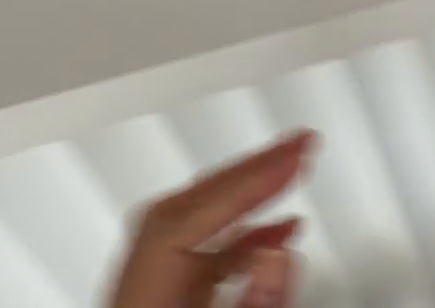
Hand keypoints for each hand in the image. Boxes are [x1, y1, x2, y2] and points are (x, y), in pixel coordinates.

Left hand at [107, 131, 315, 307]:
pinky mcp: (164, 301)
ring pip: (190, 225)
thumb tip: (278, 249)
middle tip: (299, 142)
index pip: (177, 221)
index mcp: (140, 301)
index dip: (240, 182)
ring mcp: (146, 295)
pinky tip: (282, 227)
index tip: (291, 157)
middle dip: (247, 170)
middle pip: (179, 210)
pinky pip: (198, 254)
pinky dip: (243, 232)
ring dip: (249, 191)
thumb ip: (257, 300)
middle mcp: (135, 293)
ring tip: (298, 164)